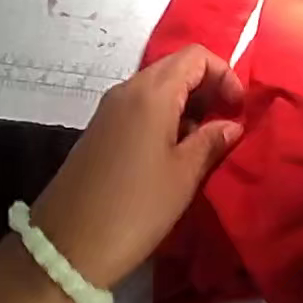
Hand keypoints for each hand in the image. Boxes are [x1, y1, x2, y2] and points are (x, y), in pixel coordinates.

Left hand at [30, 45, 243, 289]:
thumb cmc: (135, 207)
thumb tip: (231, 124)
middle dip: (207, 88)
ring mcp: (110, 109)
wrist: (65, 247)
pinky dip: (165, 116)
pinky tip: (173, 153)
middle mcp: (128, 89)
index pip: (195, 56)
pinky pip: (141, 106)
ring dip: (187, 104)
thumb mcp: (184, 175)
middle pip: (176, 67)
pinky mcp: (100, 129)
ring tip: (204, 143)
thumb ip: (212, 141)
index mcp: (151, 93)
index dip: (224, 74)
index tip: (237, 109)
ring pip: (158, 87)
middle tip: (225, 124)